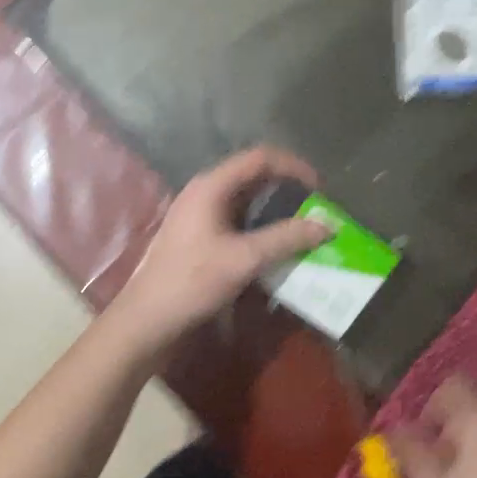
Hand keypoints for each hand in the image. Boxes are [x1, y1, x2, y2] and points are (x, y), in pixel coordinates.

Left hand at [108, 147, 331, 348]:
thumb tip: (328, 225)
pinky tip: (276, 249)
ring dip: (275, 213)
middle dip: (287, 190)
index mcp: (211, 186)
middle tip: (316, 210)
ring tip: (303, 230)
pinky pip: (235, 223)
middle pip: (252, 178)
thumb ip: (287, 238)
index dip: (294, 167)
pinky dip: (259, 230)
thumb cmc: (192, 281)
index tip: (321, 189)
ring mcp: (198, 216)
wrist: (147, 319)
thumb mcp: (245, 259)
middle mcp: (203, 193)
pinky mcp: (197, 238)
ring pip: (244, 202)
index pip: (260, 158)